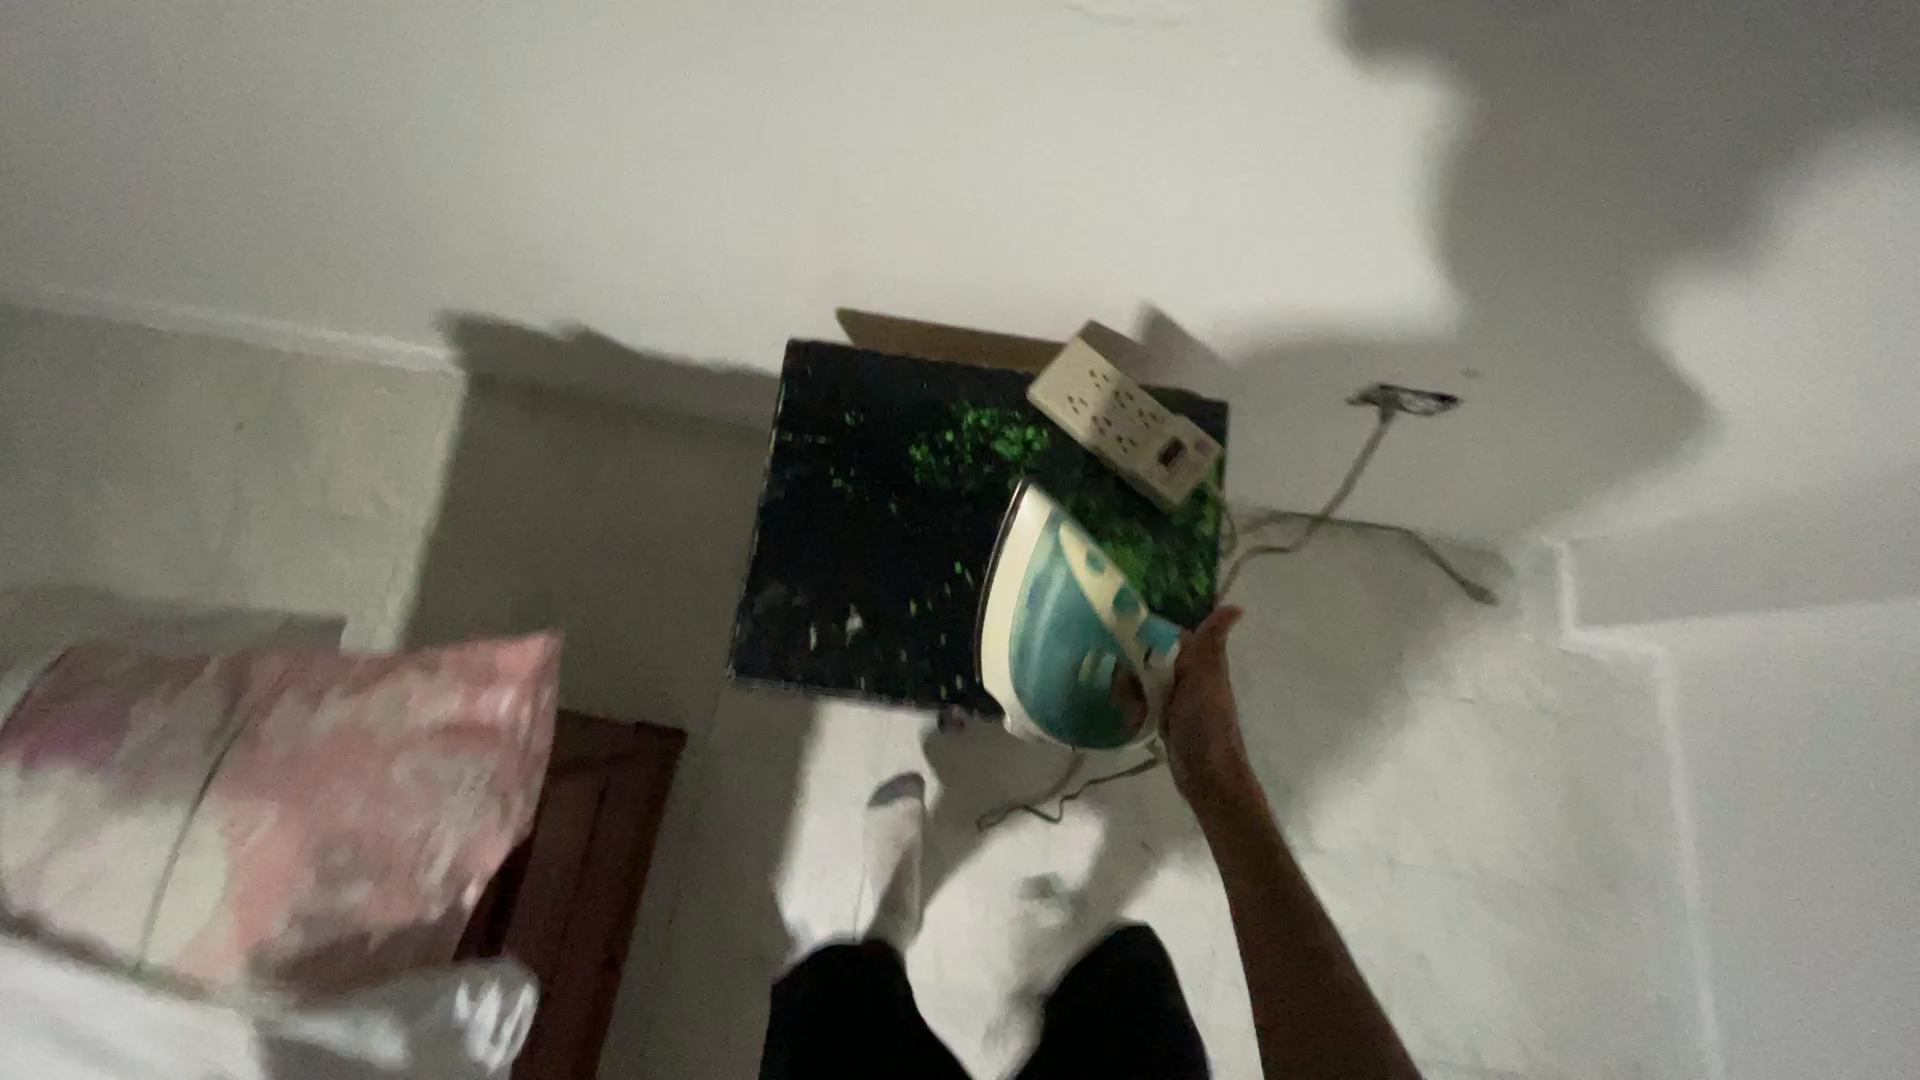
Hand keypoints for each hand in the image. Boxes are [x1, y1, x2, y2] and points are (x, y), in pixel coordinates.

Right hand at [1111, 606, 1257, 805]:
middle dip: (1130, 671)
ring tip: (1138, 714)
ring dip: (1129, 694)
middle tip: (1135, 691)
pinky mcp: (1157, 714)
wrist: (1206, 776)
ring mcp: (1169, 694)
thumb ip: (1210, 643)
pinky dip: (1131, 709)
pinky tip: (1135, 722)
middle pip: (1141, 655)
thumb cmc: (1206, 725)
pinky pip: (1134, 699)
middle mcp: (1183, 671)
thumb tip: (1236, 607)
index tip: (1124, 644)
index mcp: (1196, 659)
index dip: (1141, 636)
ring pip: (1134, 678)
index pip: (1159, 632)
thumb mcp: (1206, 679)